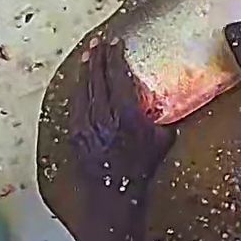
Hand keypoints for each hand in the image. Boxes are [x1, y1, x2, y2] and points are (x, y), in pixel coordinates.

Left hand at [69, 38, 175, 236]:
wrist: (113, 199)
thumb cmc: (141, 170)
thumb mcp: (161, 142)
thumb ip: (161, 120)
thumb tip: (165, 107)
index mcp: (126, 115)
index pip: (118, 77)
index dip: (116, 57)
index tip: (116, 43)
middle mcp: (103, 117)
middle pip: (98, 78)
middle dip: (98, 57)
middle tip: (99, 41)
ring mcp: (86, 125)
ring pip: (83, 89)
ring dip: (86, 69)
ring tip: (88, 54)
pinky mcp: (75, 134)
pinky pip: (75, 105)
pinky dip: (78, 89)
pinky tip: (80, 82)